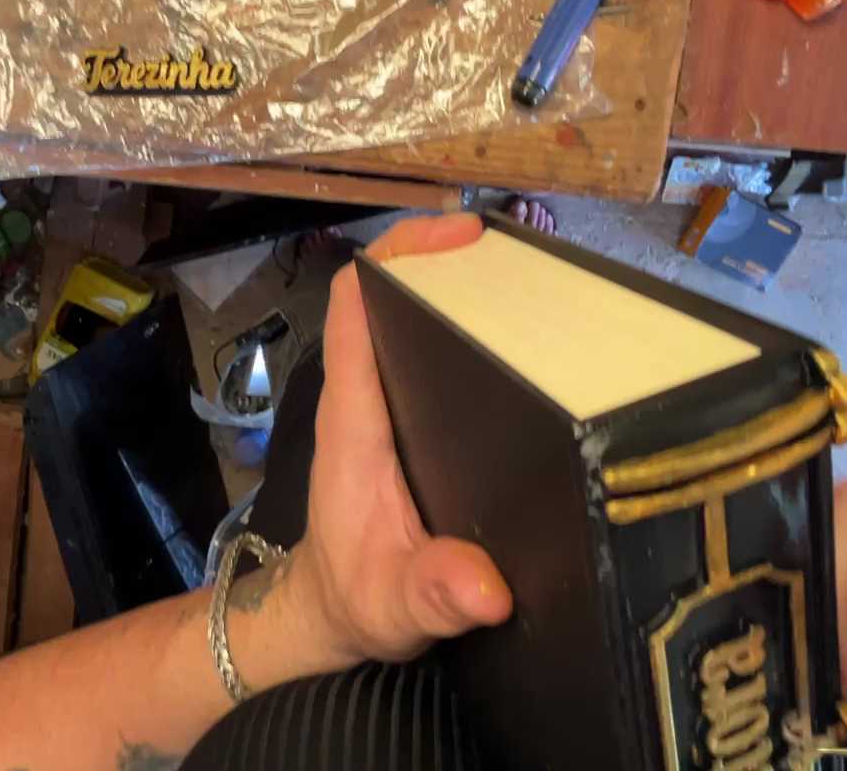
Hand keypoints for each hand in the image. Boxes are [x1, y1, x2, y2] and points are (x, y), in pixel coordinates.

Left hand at [282, 214, 513, 666]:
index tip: (459, 238)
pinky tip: (506, 332)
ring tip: (514, 274)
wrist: (332, 608)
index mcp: (354, 417)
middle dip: (429, 256)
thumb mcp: (396, 604)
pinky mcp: (397, 415)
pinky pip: (417, 348)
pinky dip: (452, 322)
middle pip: (380, 294)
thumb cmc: (356, 596)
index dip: (396, 258)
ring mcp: (377, 400)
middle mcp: (361, 393)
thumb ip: (433, 592)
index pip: (354, 308)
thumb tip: (485, 584)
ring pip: (398, 316)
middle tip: (500, 245)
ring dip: (444, 284)